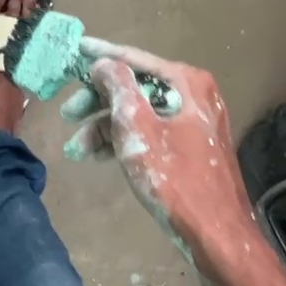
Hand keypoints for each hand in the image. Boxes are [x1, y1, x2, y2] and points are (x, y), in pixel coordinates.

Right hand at [61, 47, 257, 263]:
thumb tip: (103, 63)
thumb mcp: (137, 127)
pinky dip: (123, 140)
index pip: (133, 58)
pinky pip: (149, 131)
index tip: (73, 49)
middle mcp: (192, 94)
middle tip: (68, 114)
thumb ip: (117, 86)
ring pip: (138, 112)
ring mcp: (193, 121)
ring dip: (104, 126)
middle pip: (133, 87)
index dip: (99, 55)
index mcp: (185, 82)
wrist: (217, 237)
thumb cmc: (174, 178)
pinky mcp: (190, 146)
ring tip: (78, 148)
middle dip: (97, 101)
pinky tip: (99, 155)